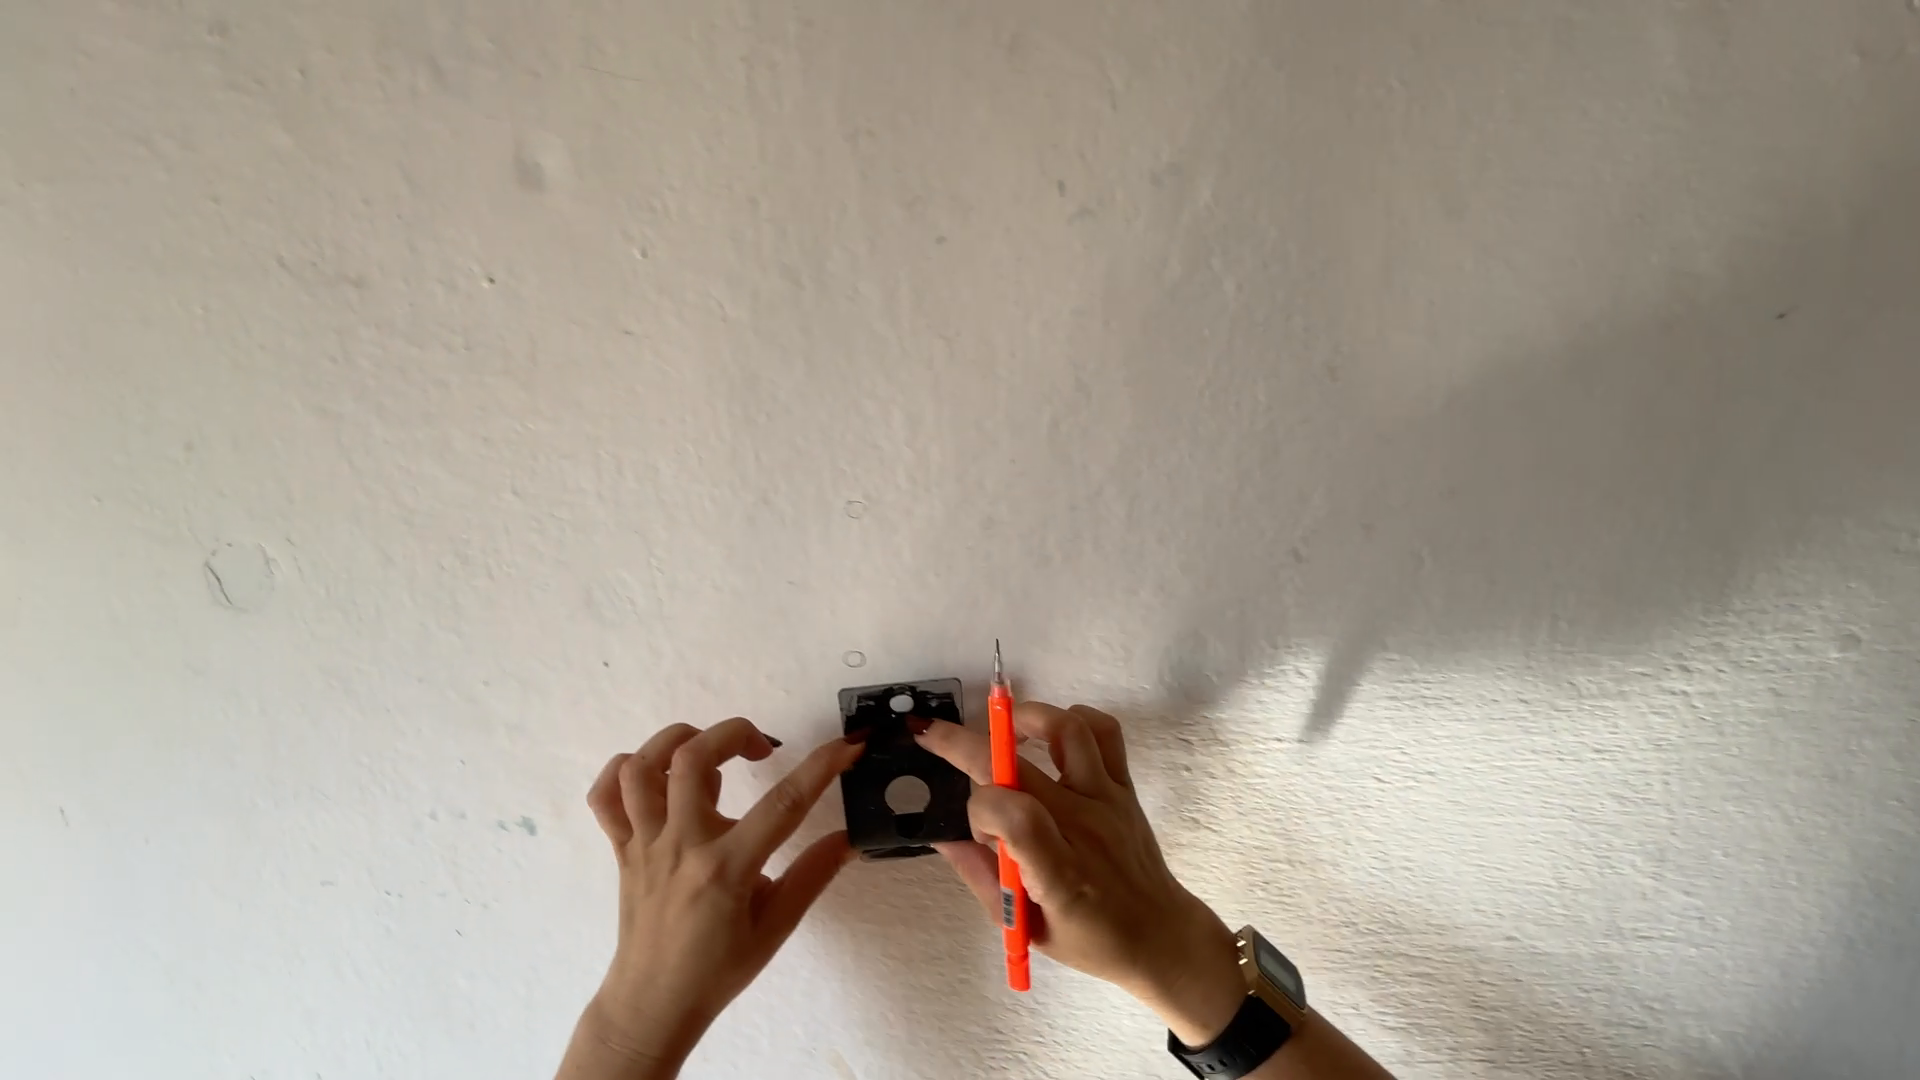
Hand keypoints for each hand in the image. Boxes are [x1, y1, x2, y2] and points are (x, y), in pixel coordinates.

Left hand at [557, 719, 864, 1079]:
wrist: (652, 1006)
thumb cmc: (719, 968)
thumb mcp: (777, 928)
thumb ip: (813, 876)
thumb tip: (851, 837)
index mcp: (725, 868)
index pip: (783, 803)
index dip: (823, 766)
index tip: (850, 744)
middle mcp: (681, 846)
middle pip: (694, 758)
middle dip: (736, 733)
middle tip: (763, 749)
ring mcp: (645, 844)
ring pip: (643, 766)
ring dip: (678, 740)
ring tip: (709, 750)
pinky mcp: (622, 849)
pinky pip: (605, 796)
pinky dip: (625, 770)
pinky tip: (659, 775)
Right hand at [917, 703, 1248, 1046]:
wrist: (1158, 934)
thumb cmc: (1087, 937)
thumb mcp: (1022, 925)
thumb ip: (979, 874)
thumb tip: (940, 834)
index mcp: (1059, 872)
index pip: (1013, 816)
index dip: (979, 808)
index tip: (970, 820)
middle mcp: (1085, 825)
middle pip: (1021, 765)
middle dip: (964, 744)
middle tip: (935, 735)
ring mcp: (1108, 798)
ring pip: (1066, 730)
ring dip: (1023, 719)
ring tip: (1000, 732)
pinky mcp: (1124, 784)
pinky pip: (1105, 731)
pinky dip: (1073, 718)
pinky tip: (1048, 736)